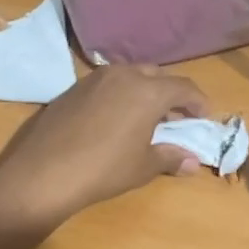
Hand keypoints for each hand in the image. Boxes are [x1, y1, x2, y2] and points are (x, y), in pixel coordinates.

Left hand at [0, 65, 206, 230]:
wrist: (44, 173)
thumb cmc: (103, 170)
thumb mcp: (142, 166)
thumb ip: (170, 157)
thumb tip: (191, 161)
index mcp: (148, 90)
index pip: (183, 87)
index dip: (198, 102)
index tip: (204, 116)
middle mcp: (122, 75)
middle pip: (156, 76)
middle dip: (170, 94)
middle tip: (176, 117)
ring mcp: (93, 79)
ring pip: (128, 76)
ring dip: (143, 92)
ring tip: (146, 118)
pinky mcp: (71, 89)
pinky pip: (106, 85)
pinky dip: (119, 96)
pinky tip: (115, 120)